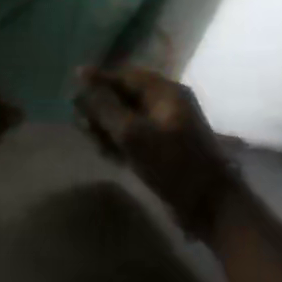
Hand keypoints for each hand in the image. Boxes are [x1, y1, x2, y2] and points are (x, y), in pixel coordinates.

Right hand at [77, 68, 239, 236]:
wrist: (210, 205)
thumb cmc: (172, 163)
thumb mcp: (132, 132)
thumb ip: (104, 105)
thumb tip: (81, 76)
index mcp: (164, 92)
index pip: (123, 75)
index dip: (96, 80)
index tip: (71, 90)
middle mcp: (165, 104)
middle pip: (122, 96)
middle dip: (99, 108)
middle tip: (83, 125)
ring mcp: (165, 126)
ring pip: (124, 117)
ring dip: (105, 127)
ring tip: (94, 143)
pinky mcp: (162, 147)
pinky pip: (132, 135)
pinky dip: (118, 141)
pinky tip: (108, 155)